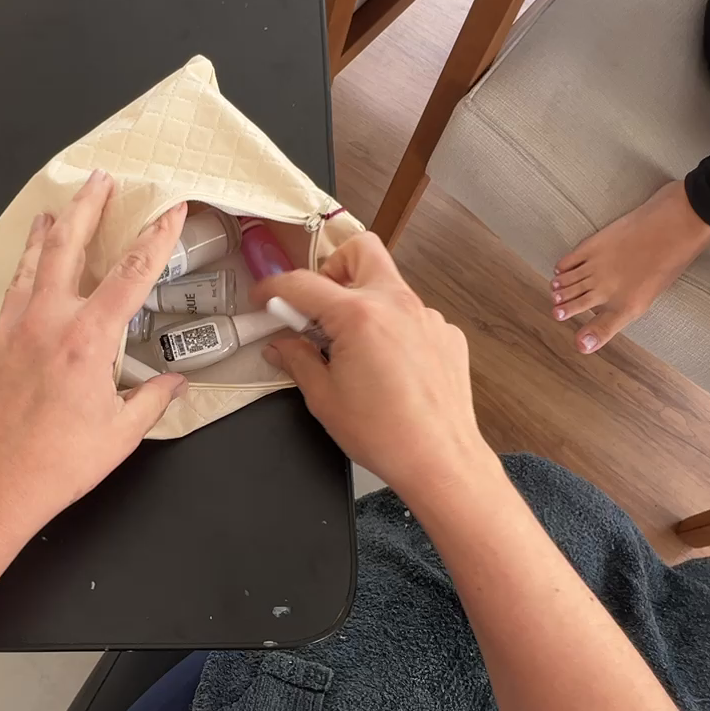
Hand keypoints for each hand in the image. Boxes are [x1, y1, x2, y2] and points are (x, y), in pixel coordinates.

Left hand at [0, 171, 189, 547]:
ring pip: (30, 264)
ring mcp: (11, 330)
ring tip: (54, 211)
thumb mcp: (120, 435)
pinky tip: (27, 278)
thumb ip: (152, 401)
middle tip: (99, 179)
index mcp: (87, 340)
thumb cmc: (55, 465)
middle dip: (87, 206)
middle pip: (68, 245)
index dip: (156, 237)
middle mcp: (46, 322)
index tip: (170, 210)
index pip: (130, 273)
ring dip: (47, 232)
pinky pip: (10, 297)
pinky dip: (24, 275)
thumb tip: (174, 384)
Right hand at [256, 232, 497, 503]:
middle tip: (319, 306)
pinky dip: (391, 329)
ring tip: (351, 347)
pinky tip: (386, 367)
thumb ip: (297, 360)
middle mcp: (397, 304)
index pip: (303, 283)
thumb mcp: (323, 398)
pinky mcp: (445, 335)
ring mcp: (426, 317)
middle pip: (360, 250)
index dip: (274, 288)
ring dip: (362, 302)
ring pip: (387, 285)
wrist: (439, 460)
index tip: (264, 297)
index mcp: (360, 316)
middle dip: (332, 268)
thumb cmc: (384, 433)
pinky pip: (411, 315)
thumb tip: (281, 346)